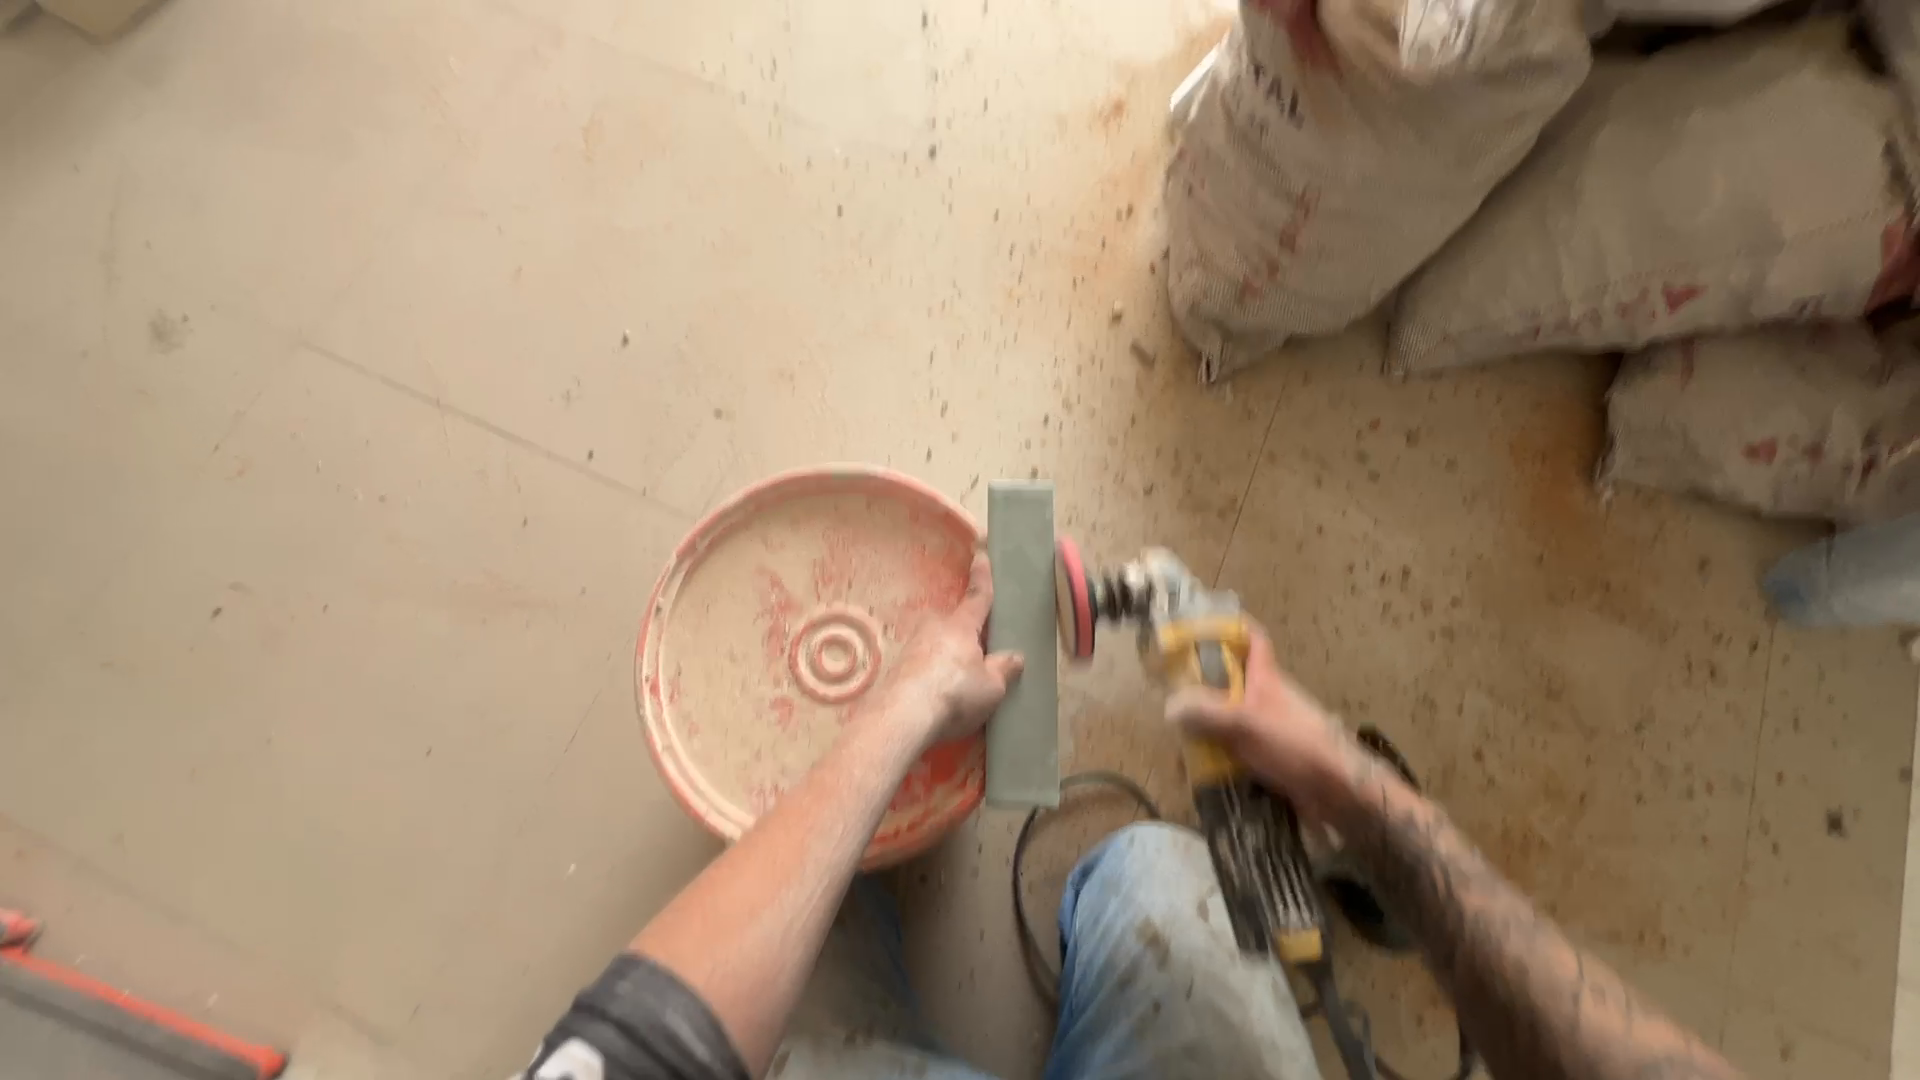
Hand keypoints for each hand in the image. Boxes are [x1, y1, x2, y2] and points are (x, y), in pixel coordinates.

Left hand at [872, 553, 1024, 744]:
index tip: (981, 555)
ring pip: (939, 645)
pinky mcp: (899, 668)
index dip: (983, 577)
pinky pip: (926, 664)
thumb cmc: (955, 693)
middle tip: (982, 654)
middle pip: (957, 625)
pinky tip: (942, 696)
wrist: (902, 717)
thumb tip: (1015, 657)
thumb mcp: (992, 686)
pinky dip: (936, 675)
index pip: (978, 596)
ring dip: (950, 658)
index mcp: (961, 625)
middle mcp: (934, 628)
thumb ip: (1004, 669)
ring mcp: (913, 646)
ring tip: (963, 685)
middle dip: (968, 636)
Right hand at [1164, 628, 1357, 818]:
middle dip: (1208, 678)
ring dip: (1211, 718)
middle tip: (1174, 683)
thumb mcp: (1243, 722)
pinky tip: (1200, 761)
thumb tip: (1169, 707)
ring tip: (1179, 725)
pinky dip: (1220, 749)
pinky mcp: (1273, 755)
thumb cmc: (1292, 742)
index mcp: (1266, 677)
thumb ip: (1205, 712)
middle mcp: (1270, 696)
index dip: (1233, 626)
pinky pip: (1240, 745)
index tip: (1205, 623)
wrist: (1338, 788)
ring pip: (1235, 712)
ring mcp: (1273, 725)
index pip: (1253, 639)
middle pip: (1238, 676)